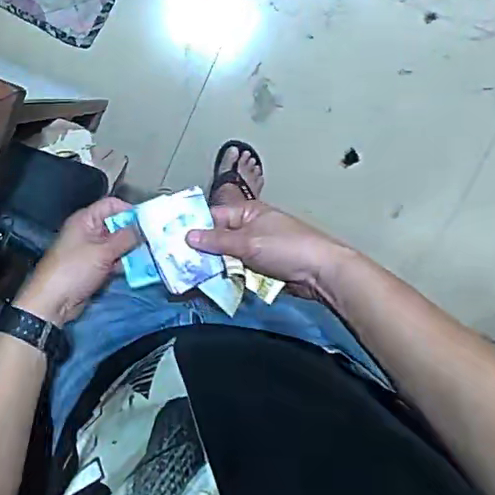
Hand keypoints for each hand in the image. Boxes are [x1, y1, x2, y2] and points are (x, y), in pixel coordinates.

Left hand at [13, 197, 140, 325]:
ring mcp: (92, 250)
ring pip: (118, 244)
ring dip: (132, 249)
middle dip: (135, 232)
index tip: (149, 220)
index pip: (111, 205)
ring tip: (152, 253)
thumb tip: (145, 226)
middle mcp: (89, 231)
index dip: (129, 210)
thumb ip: (126, 237)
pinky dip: (125, 262)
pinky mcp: (94, 267)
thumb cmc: (74, 270)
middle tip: (155, 239)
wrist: (53, 302)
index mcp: (85, 219)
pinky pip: (114, 259)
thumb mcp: (103, 251)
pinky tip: (142, 267)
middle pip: (117, 225)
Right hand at [184, 201, 356, 295]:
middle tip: (177, 264)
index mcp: (248, 211)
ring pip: (227, 255)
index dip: (194, 227)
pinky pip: (238, 269)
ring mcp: (257, 247)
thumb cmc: (287, 249)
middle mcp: (251, 226)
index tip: (172, 241)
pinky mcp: (263, 266)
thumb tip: (187, 235)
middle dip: (201, 250)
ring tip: (190, 276)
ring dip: (213, 265)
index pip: (213, 216)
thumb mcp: (248, 242)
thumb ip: (217, 241)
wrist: (322, 272)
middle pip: (218, 237)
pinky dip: (228, 275)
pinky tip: (213, 284)